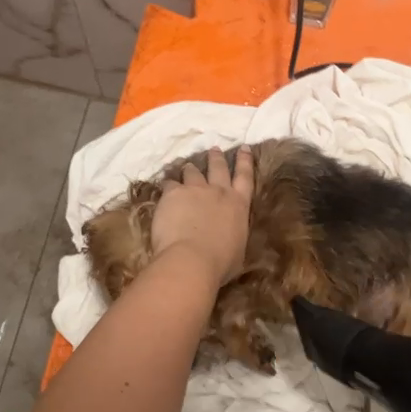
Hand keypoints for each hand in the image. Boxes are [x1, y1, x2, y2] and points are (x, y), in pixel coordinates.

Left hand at [151, 146, 253, 286]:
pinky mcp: (173, 193)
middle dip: (217, 157)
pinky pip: (170, 183)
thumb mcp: (238, 250)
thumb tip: (232, 237)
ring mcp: (195, 190)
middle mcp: (219, 192)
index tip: (244, 148)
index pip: (245, 177)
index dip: (245, 161)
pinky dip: (169, 183)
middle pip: (218, 168)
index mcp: (239, 205)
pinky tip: (165, 185)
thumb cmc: (220, 263)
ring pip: (193, 172)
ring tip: (186, 167)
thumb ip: (235, 236)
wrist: (192, 259)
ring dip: (190, 168)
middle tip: (214, 149)